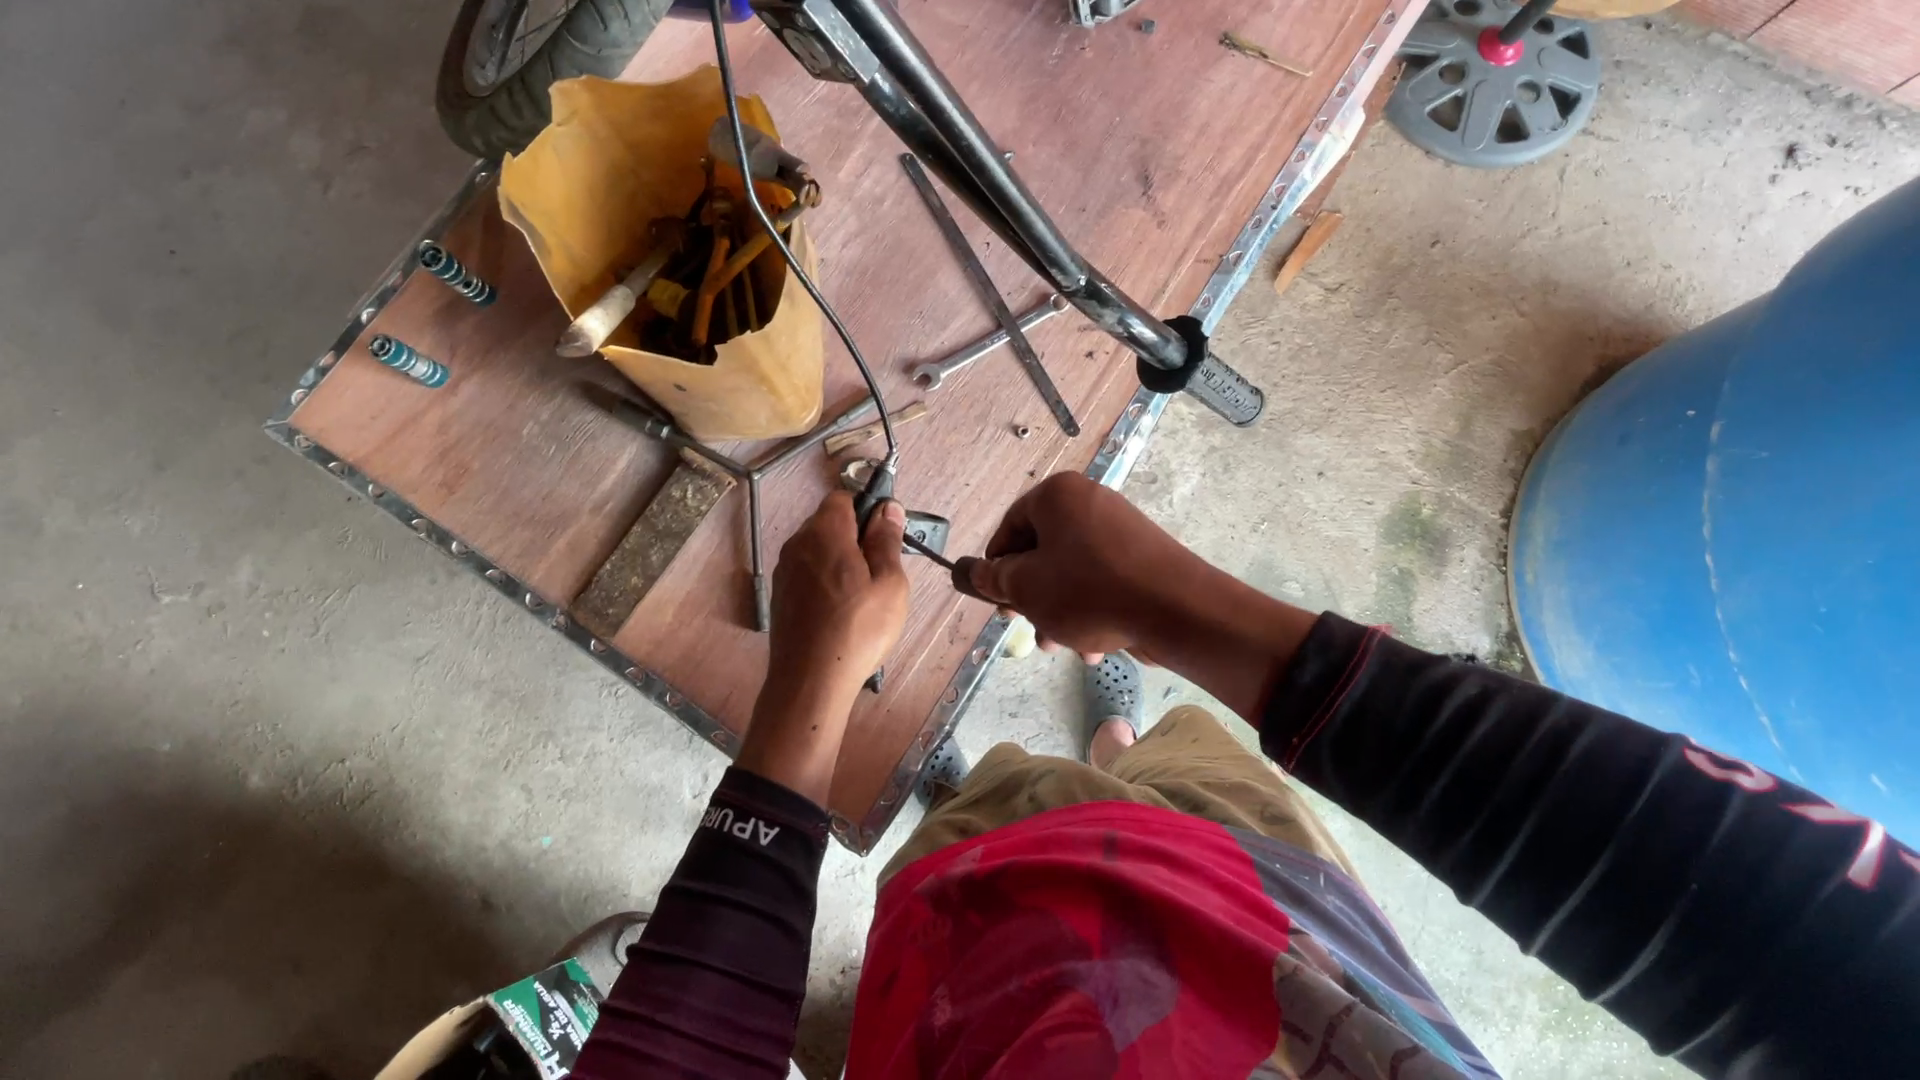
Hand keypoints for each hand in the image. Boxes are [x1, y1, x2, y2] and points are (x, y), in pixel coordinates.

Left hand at [739, 493, 909, 804]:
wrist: (810, 681)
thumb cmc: (858, 630)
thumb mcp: (889, 583)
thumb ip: (887, 540)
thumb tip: (888, 508)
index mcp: (824, 533)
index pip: (843, 498)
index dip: (867, 509)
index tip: (885, 537)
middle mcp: (797, 544)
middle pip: (828, 523)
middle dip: (854, 537)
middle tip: (880, 572)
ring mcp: (784, 572)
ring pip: (817, 550)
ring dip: (840, 561)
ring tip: (862, 597)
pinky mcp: (780, 597)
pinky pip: (807, 574)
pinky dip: (825, 582)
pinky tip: (840, 612)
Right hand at [969, 472, 1314, 720]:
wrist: (1175, 610)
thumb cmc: (1088, 593)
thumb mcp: (1026, 588)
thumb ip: (993, 579)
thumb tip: (971, 571)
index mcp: (1057, 495)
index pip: (1009, 527)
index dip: (996, 568)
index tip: (997, 601)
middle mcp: (1089, 501)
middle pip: (1041, 551)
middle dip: (1031, 597)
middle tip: (1026, 628)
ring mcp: (1120, 528)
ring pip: (1071, 572)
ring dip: (1058, 612)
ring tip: (1061, 647)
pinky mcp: (1143, 556)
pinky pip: (1102, 580)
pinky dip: (1091, 609)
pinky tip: (1094, 646)